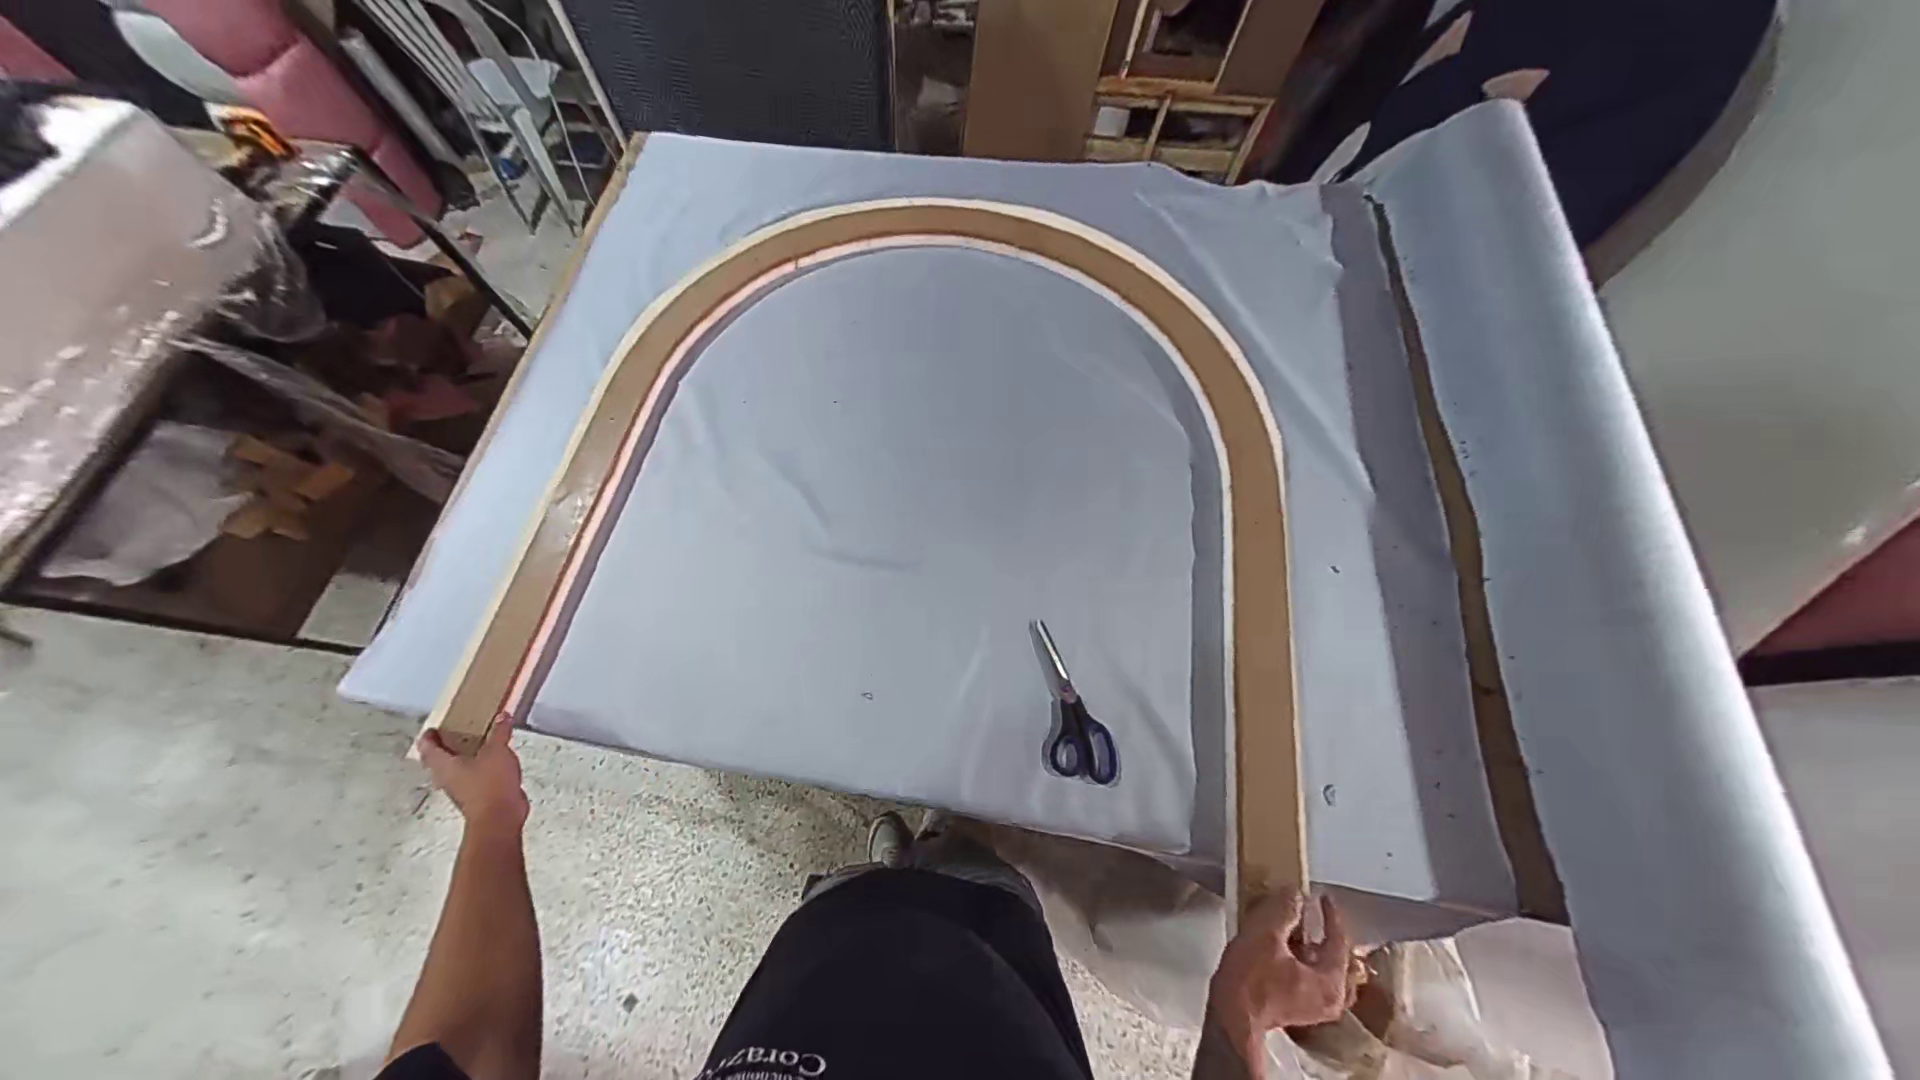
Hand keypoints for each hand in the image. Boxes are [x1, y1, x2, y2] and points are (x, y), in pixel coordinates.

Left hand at [417, 713, 528, 833]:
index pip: (428, 748)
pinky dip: (479, 767)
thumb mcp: (497, 750)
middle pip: (440, 760)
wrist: (499, 816)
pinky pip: (473, 776)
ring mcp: (461, 788)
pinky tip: (493, 761)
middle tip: (455, 733)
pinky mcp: (476, 796)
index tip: (432, 729)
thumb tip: (501, 716)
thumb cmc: (490, 783)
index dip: (428, 737)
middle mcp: (447, 778)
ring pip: (456, 769)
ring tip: (477, 743)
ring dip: (463, 757)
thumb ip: (499, 732)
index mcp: (444, 765)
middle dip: (446, 747)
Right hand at [1206, 891, 1358, 1068]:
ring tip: (1300, 929)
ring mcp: (1315, 1008)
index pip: (1339, 944)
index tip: (1324, 898)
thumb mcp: (1265, 934)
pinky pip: (1313, 979)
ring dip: (1315, 949)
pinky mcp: (1299, 1009)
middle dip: (1328, 936)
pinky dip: (1306, 961)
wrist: (1232, 1015)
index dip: (1331, 916)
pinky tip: (1287, 948)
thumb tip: (1295, 894)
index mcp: (1330, 984)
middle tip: (1317, 915)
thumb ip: (1283, 911)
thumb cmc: (1250, 979)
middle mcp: (1330, 1000)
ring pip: (1326, 972)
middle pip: (1339, 962)